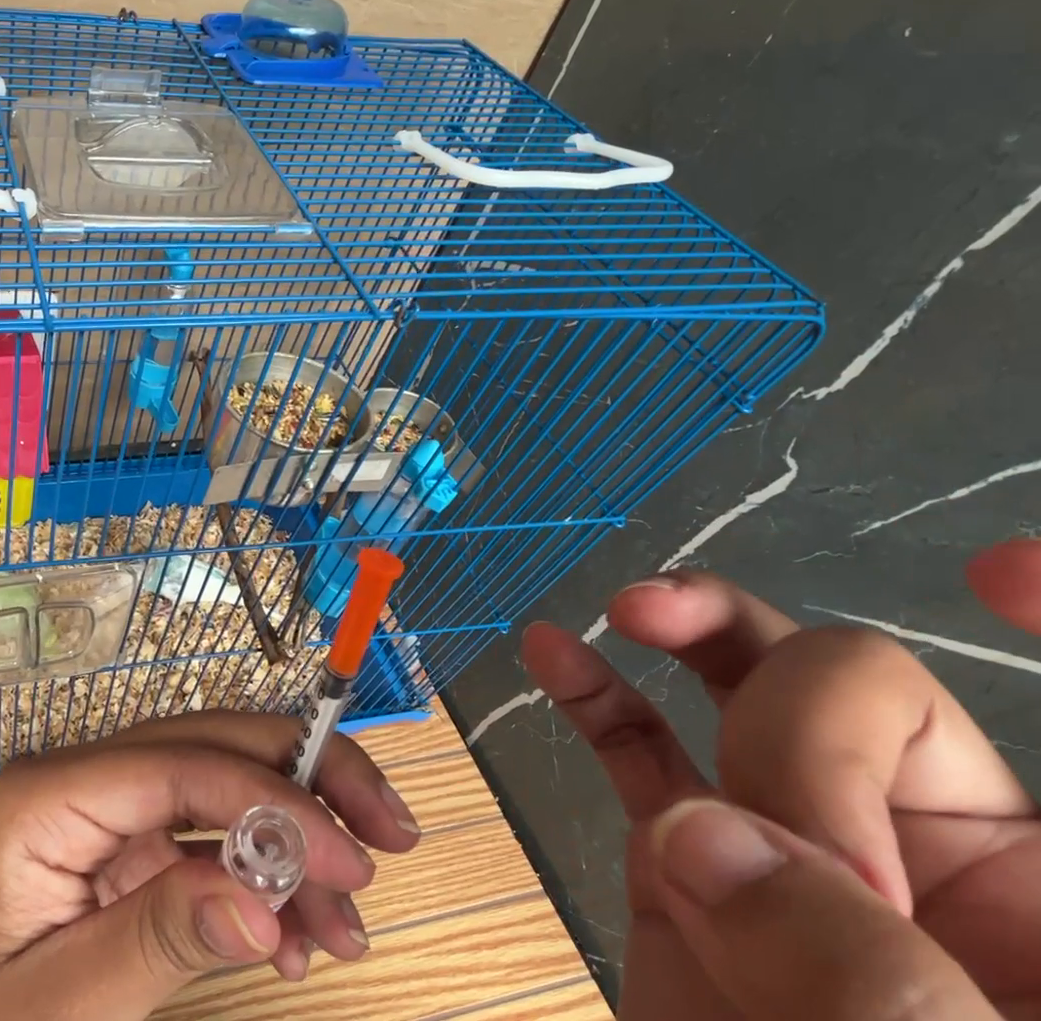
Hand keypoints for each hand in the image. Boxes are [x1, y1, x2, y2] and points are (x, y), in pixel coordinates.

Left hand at [0, 711, 421, 1020]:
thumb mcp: (67, 997)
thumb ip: (159, 937)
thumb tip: (262, 898)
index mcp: (49, 795)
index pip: (181, 764)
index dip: (275, 801)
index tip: (352, 863)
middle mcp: (82, 783)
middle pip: (211, 745)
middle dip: (307, 778)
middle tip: (390, 832)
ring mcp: (108, 815)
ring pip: (225, 791)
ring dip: (298, 844)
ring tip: (347, 929)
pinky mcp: (128, 852)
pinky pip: (212, 844)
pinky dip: (267, 880)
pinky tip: (297, 940)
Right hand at [521, 537, 1040, 1019]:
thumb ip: (862, 981)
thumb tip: (694, 831)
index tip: (1004, 571)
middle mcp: (935, 856)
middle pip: (868, 697)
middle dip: (805, 738)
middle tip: (786, 852)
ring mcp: (788, 852)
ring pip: (738, 702)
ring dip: (691, 641)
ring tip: (637, 610)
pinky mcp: (686, 869)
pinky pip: (637, 759)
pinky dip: (595, 698)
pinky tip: (556, 652)